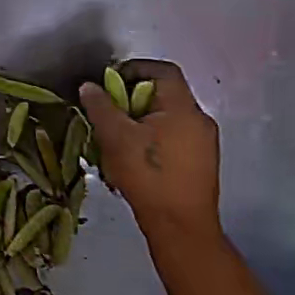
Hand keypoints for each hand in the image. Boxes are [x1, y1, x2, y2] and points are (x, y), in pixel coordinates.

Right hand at [80, 59, 221, 241]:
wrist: (180, 226)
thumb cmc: (147, 175)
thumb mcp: (115, 137)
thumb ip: (101, 107)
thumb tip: (90, 86)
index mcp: (183, 109)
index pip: (163, 70)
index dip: (134, 68)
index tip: (109, 81)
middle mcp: (200, 120)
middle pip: (164, 93)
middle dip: (132, 97)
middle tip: (108, 112)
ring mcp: (204, 142)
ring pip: (167, 116)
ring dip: (139, 119)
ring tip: (116, 136)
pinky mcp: (201, 162)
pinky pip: (173, 135)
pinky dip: (151, 135)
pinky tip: (133, 156)